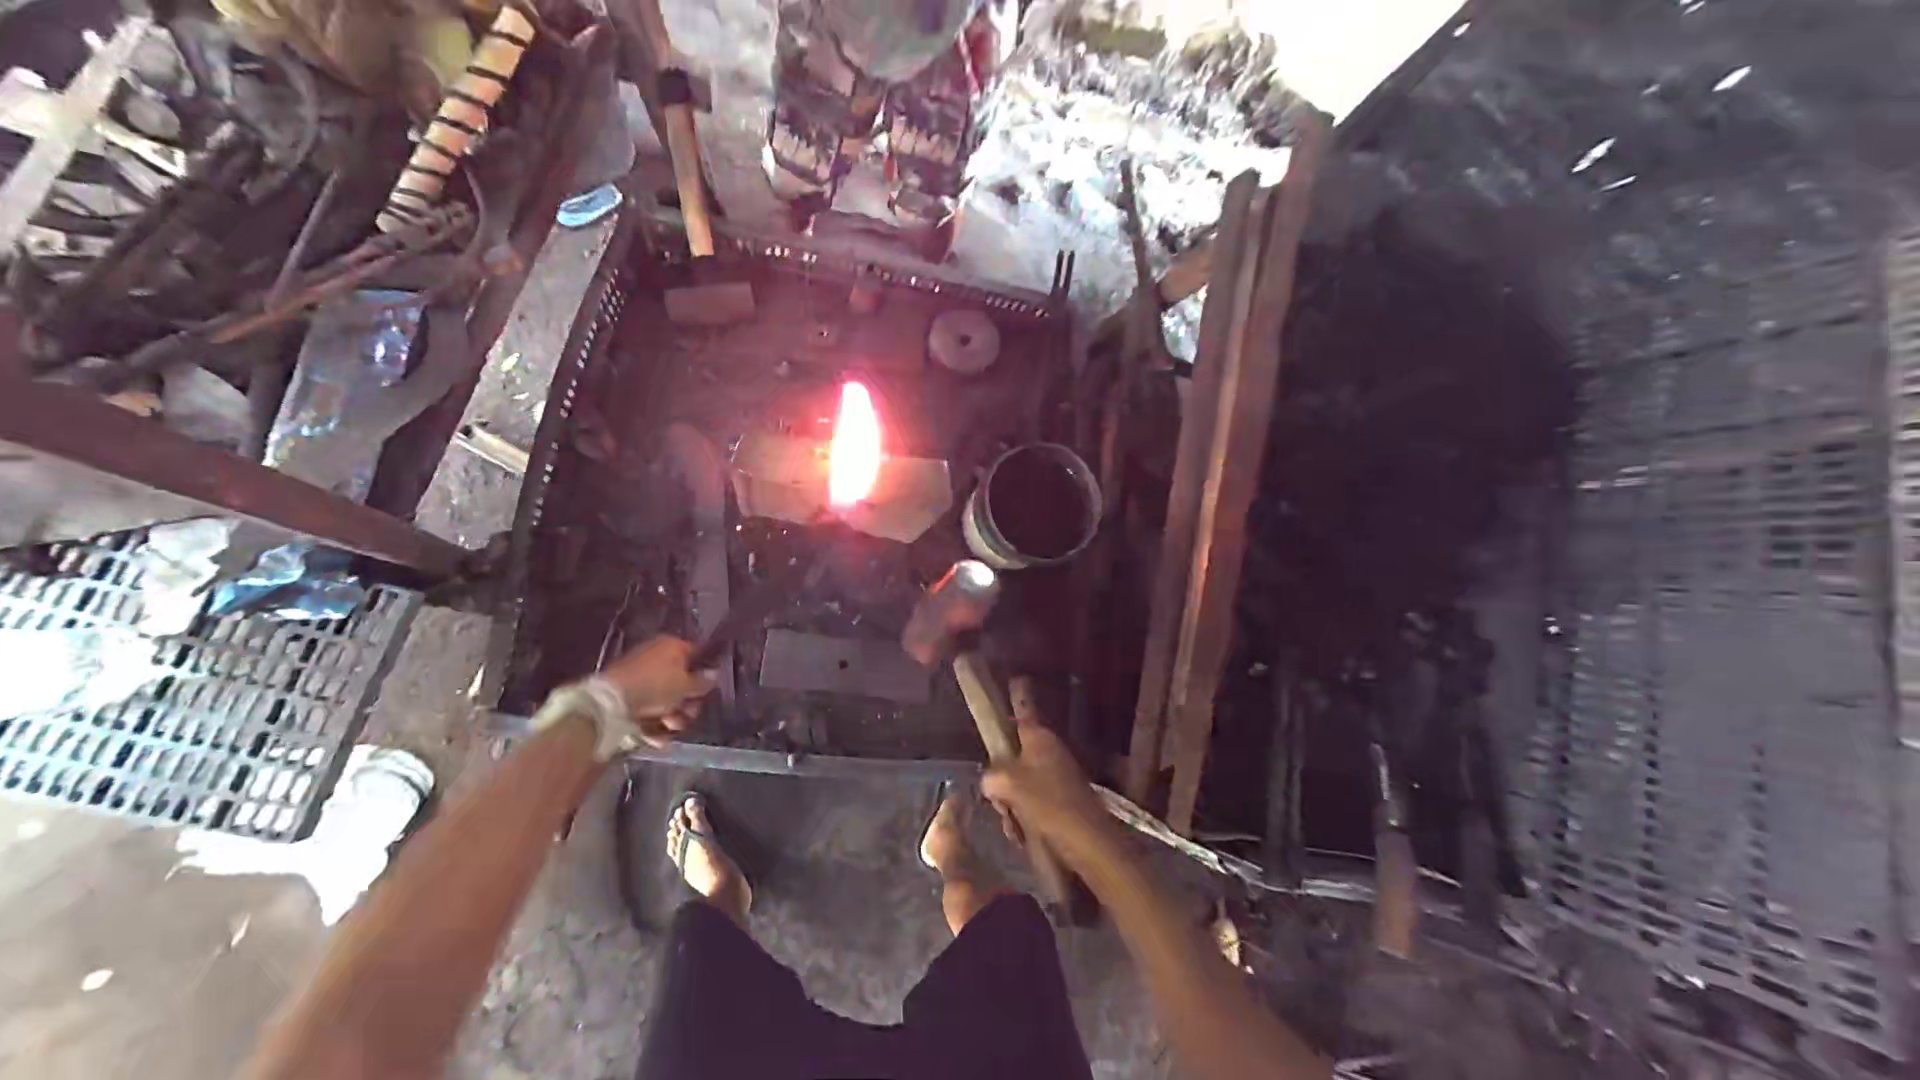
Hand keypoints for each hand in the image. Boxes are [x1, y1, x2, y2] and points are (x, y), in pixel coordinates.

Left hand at [600, 635, 716, 747]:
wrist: (609, 704)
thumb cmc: (655, 686)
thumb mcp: (686, 685)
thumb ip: (703, 682)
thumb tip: (714, 674)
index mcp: (671, 646)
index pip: (697, 654)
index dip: (705, 673)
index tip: (708, 691)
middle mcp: (656, 658)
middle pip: (681, 681)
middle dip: (688, 703)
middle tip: (689, 714)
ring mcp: (640, 677)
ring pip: (665, 699)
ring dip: (673, 717)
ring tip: (670, 727)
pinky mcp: (626, 696)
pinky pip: (647, 709)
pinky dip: (653, 725)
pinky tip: (657, 738)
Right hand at [980, 719, 1109, 852]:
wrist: (1089, 839)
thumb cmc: (1048, 803)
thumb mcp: (1008, 784)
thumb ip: (991, 776)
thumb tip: (990, 780)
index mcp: (1039, 737)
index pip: (1018, 714)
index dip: (1006, 713)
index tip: (1001, 705)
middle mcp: (1050, 750)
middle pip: (1014, 756)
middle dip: (1002, 780)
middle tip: (999, 802)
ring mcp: (1059, 773)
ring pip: (1022, 782)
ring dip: (1012, 803)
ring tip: (1014, 825)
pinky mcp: (1064, 797)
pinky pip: (1035, 800)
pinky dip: (1026, 815)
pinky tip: (1024, 835)